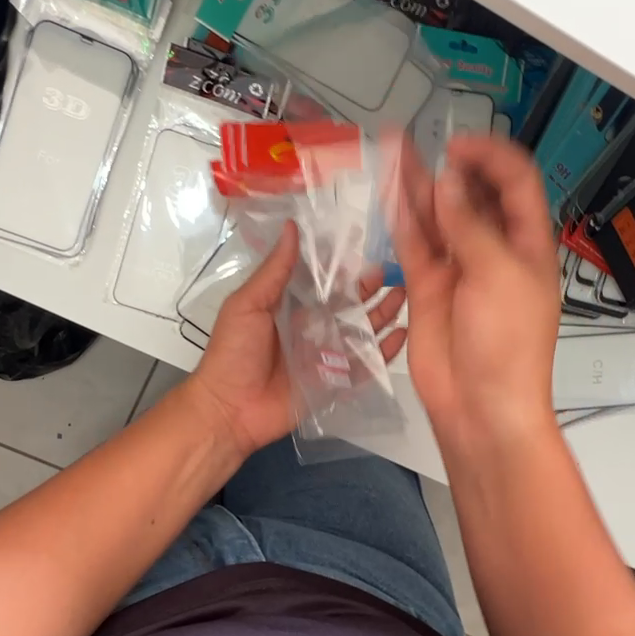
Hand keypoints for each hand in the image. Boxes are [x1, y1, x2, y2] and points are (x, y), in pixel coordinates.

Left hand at [181, 221, 406, 458]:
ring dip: (383, 315)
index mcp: (292, 308)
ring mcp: (326, 357)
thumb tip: (292, 227)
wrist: (228, 408)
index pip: (325, 283)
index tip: (368, 246)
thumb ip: (274, 271)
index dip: (346, 267)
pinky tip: (403, 334)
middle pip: (350, 306)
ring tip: (405, 296)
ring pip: (362, 332)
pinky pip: (365, 367)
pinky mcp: (335, 384)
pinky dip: (384, 352)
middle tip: (395, 272)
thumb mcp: (247, 304)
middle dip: (372, 290)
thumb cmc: (232, 353)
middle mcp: (313, 329)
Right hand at [391, 134, 560, 445]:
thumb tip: (445, 183)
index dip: (490, 158)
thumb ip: (469, 226)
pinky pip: (414, 243)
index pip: (515, 184)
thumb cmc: (507, 344)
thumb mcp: (498, 276)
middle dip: (450, 167)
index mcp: (527, 244)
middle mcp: (493, 249)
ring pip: (437, 215)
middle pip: (472, 195)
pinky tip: (388, 188)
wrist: (480, 406)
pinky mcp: (426, 287)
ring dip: (419, 185)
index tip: (457, 146)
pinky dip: (401, 216)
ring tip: (393, 149)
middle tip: (420, 144)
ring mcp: (458, 267)